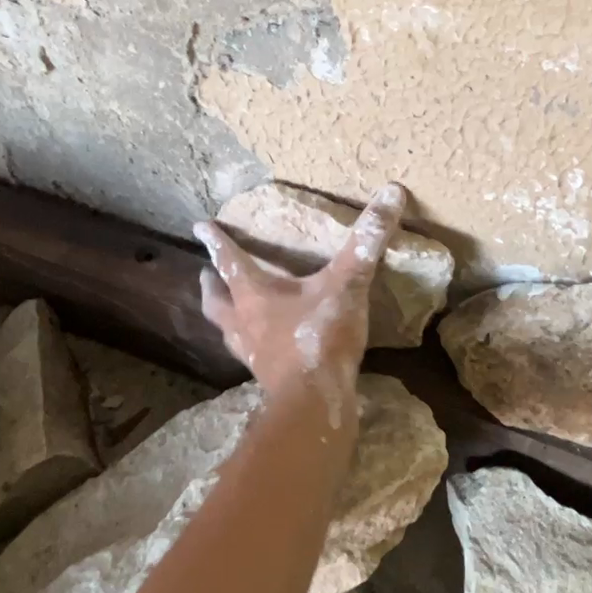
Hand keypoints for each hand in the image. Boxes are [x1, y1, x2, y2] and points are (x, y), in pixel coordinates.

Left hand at [193, 184, 406, 425]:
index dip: (217, 241)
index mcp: (255, 294)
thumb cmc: (321, 336)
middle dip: (212, 286)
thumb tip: (391, 191)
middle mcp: (245, 322)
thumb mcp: (348, 282)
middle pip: (217, 301)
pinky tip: (264, 349)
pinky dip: (251, 346)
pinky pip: (250, 356)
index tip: (199, 226)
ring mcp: (253, 353)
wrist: (315, 401)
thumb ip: (366, 241)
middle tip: (206, 275)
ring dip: (226, 318)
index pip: (230, 260)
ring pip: (228, 331)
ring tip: (228, 312)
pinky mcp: (267, 377)